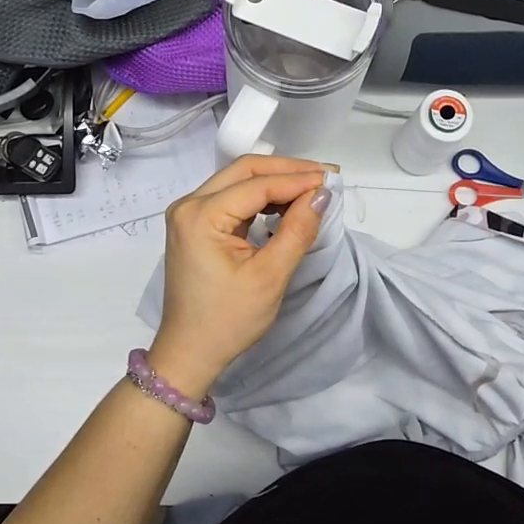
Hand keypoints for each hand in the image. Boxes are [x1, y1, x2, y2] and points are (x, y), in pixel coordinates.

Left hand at [149, 154, 333, 396]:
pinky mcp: (194, 224)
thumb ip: (297, 230)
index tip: (334, 179)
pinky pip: (232, 198)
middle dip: (288, 171)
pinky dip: (260, 197)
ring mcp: (188, 213)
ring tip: (313, 188)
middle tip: (327, 176)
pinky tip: (286, 203)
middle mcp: (188, 205)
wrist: (190, 351)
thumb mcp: (270, 277)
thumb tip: (322, 195)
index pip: (257, 184)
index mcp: (200, 215)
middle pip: (244, 171)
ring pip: (238, 180)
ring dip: (275, 181)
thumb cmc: (228, 320)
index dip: (298, 179)